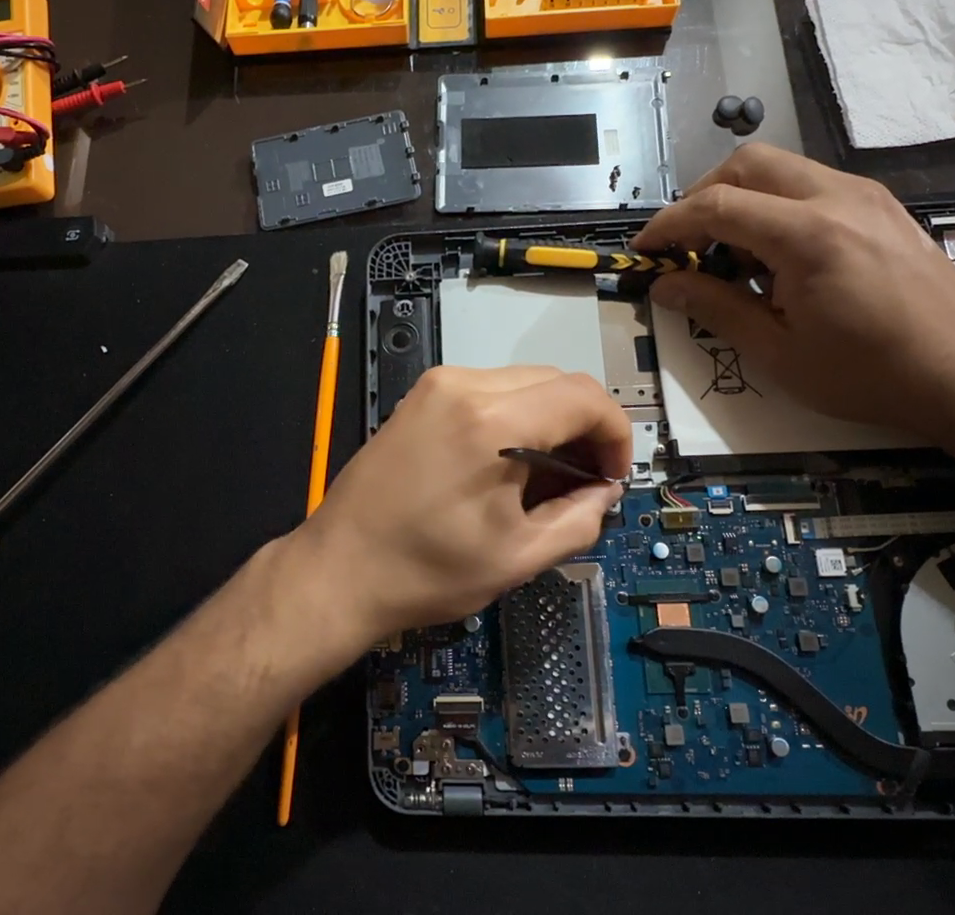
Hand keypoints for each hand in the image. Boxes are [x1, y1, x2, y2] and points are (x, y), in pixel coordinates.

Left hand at [297, 366, 631, 642]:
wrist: (339, 570)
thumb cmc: (426, 572)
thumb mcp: (518, 558)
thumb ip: (579, 518)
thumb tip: (603, 491)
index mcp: (492, 422)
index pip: (585, 397)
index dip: (615, 434)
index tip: (611, 477)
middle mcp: (463, 386)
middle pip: (556, 381)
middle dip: (584, 426)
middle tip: (584, 480)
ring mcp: (435, 386)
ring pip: (522, 382)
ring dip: (549, 420)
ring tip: (546, 476)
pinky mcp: (418, 398)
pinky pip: (486, 390)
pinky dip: (513, 416)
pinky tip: (507, 462)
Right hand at [636, 144, 954, 436]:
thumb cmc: (868, 375)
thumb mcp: (777, 352)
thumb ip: (713, 307)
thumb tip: (665, 285)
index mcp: (807, 235)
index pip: (716, 205)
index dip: (668, 225)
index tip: (643, 251)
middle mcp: (837, 198)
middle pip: (747, 163)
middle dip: (702, 196)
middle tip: (685, 246)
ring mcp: (865, 197)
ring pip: (781, 168)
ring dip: (740, 199)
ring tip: (731, 258)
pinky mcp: (881, 209)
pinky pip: (812, 186)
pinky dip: (776, 206)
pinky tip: (776, 258)